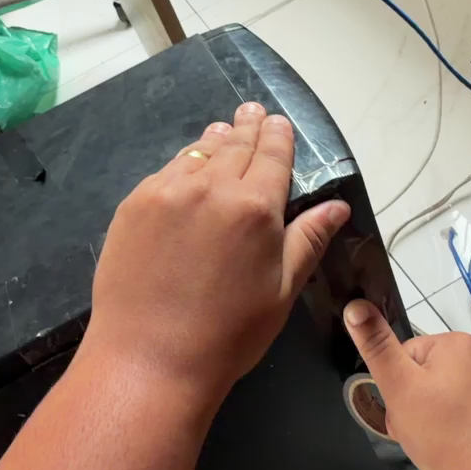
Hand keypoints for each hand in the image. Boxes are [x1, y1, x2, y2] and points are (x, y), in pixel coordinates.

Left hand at [82, 102, 351, 403]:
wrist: (148, 359)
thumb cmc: (228, 334)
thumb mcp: (281, 290)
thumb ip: (308, 239)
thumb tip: (337, 205)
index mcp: (254, 207)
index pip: (272, 155)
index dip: (278, 135)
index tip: (278, 121)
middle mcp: (210, 187)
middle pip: (235, 145)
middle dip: (248, 127)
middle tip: (252, 110)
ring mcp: (166, 192)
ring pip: (198, 152)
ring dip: (215, 139)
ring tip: (224, 129)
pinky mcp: (133, 205)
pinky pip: (166, 171)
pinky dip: (184, 163)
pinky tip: (188, 165)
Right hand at [343, 300, 470, 469]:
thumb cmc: (444, 434)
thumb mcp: (398, 386)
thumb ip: (376, 345)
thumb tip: (355, 305)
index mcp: (457, 343)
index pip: (408, 355)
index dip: (398, 386)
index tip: (404, 411)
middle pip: (430, 376)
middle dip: (417, 404)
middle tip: (418, 432)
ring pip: (451, 399)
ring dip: (438, 419)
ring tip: (438, 447)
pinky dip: (463, 432)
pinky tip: (460, 454)